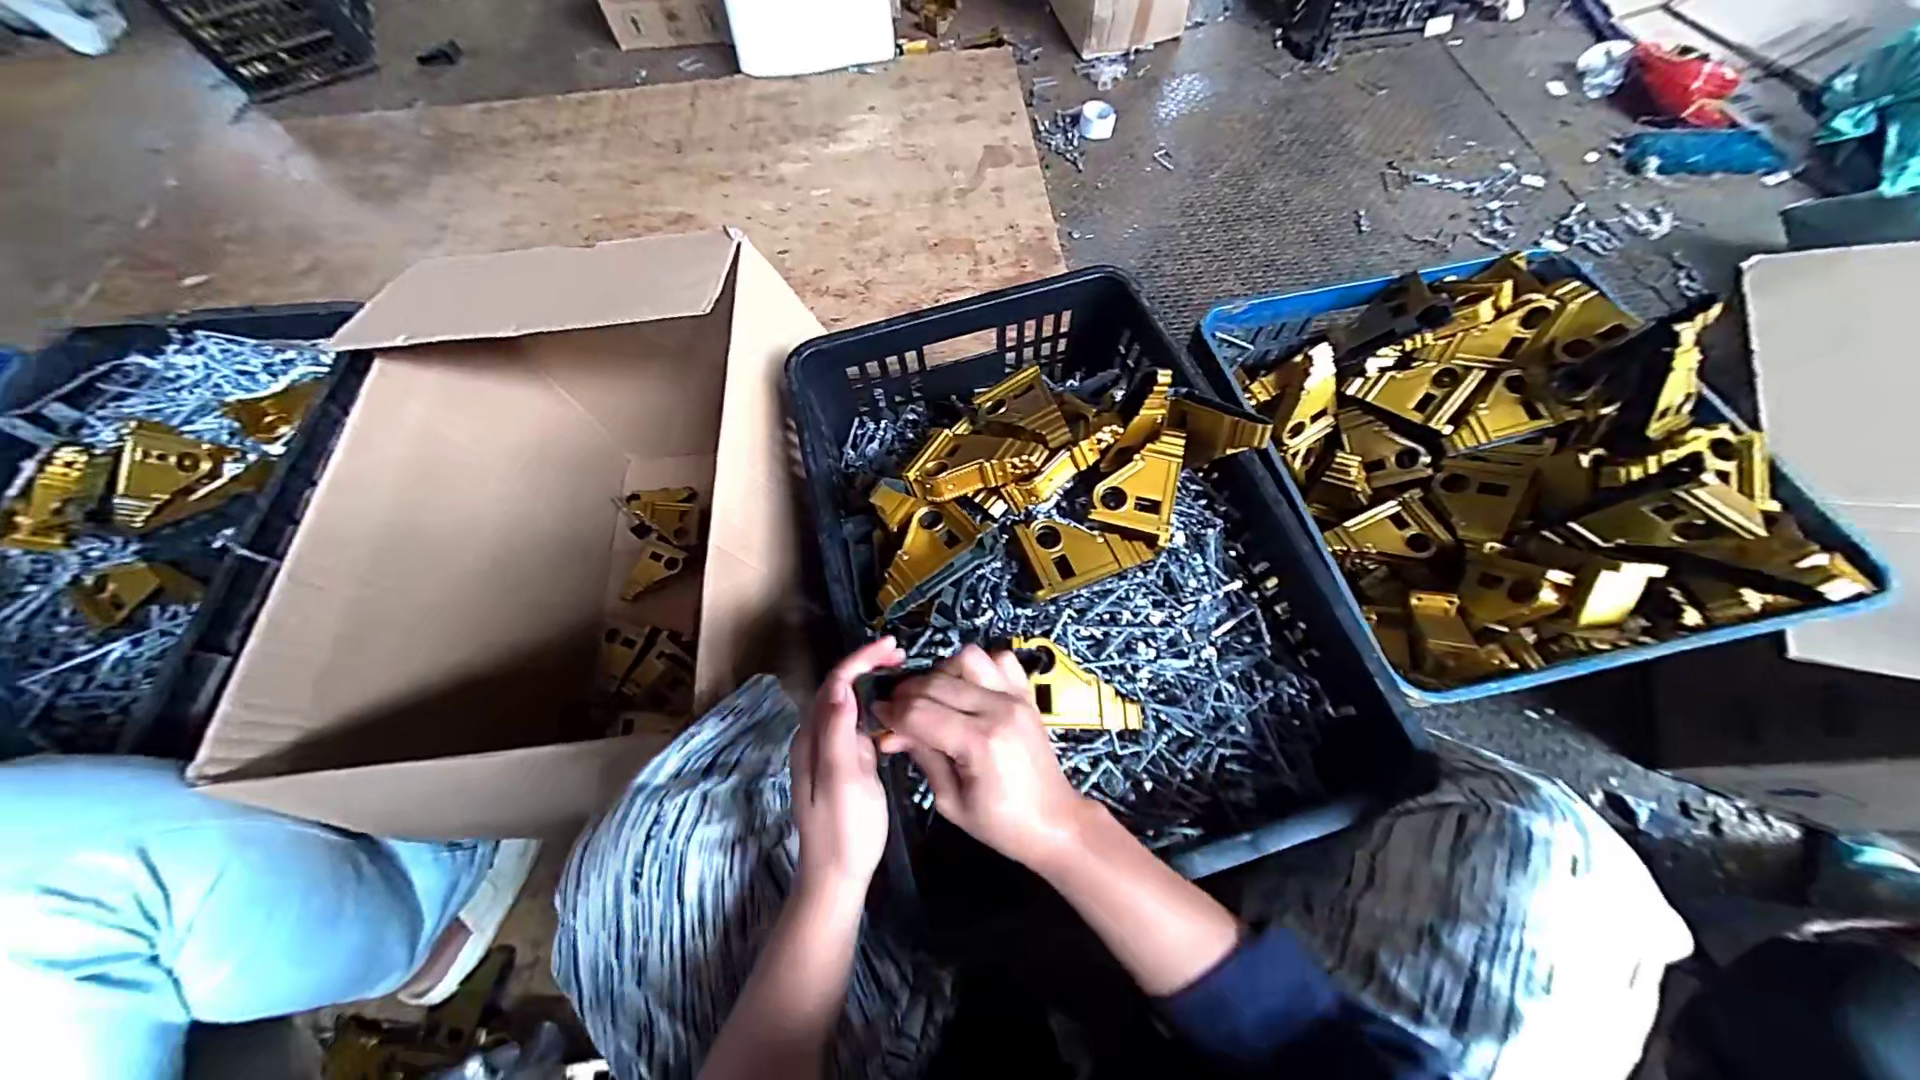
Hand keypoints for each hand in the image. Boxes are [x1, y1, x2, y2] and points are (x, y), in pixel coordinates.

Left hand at [791, 636, 904, 900]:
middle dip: (866, 663)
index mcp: (813, 738)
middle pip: (839, 687)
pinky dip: (875, 705)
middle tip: (900, 654)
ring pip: (848, 702)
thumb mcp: (842, 781)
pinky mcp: (844, 762)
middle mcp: (817, 737)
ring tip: (901, 670)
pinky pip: (857, 722)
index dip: (861, 659)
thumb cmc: (844, 831)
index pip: (835, 683)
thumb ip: (839, 733)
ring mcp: (830, 750)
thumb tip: (843, 687)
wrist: (836, 877)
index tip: (892, 646)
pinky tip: (895, 708)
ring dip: (871, 680)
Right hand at [876, 644, 1094, 872]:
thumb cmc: (1003, 824)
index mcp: (979, 742)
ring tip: (933, 698)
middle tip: (896, 712)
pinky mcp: (1026, 695)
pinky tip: (968, 689)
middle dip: (907, 694)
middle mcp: (998, 710)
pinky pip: (999, 660)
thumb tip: (891, 734)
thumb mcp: (952, 801)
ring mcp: (1016, 698)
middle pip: (936, 682)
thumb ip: (923, 758)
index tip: (879, 716)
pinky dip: (978, 667)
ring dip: (942, 673)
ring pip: (967, 658)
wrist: (1055, 822)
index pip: (919, 712)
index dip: (892, 713)